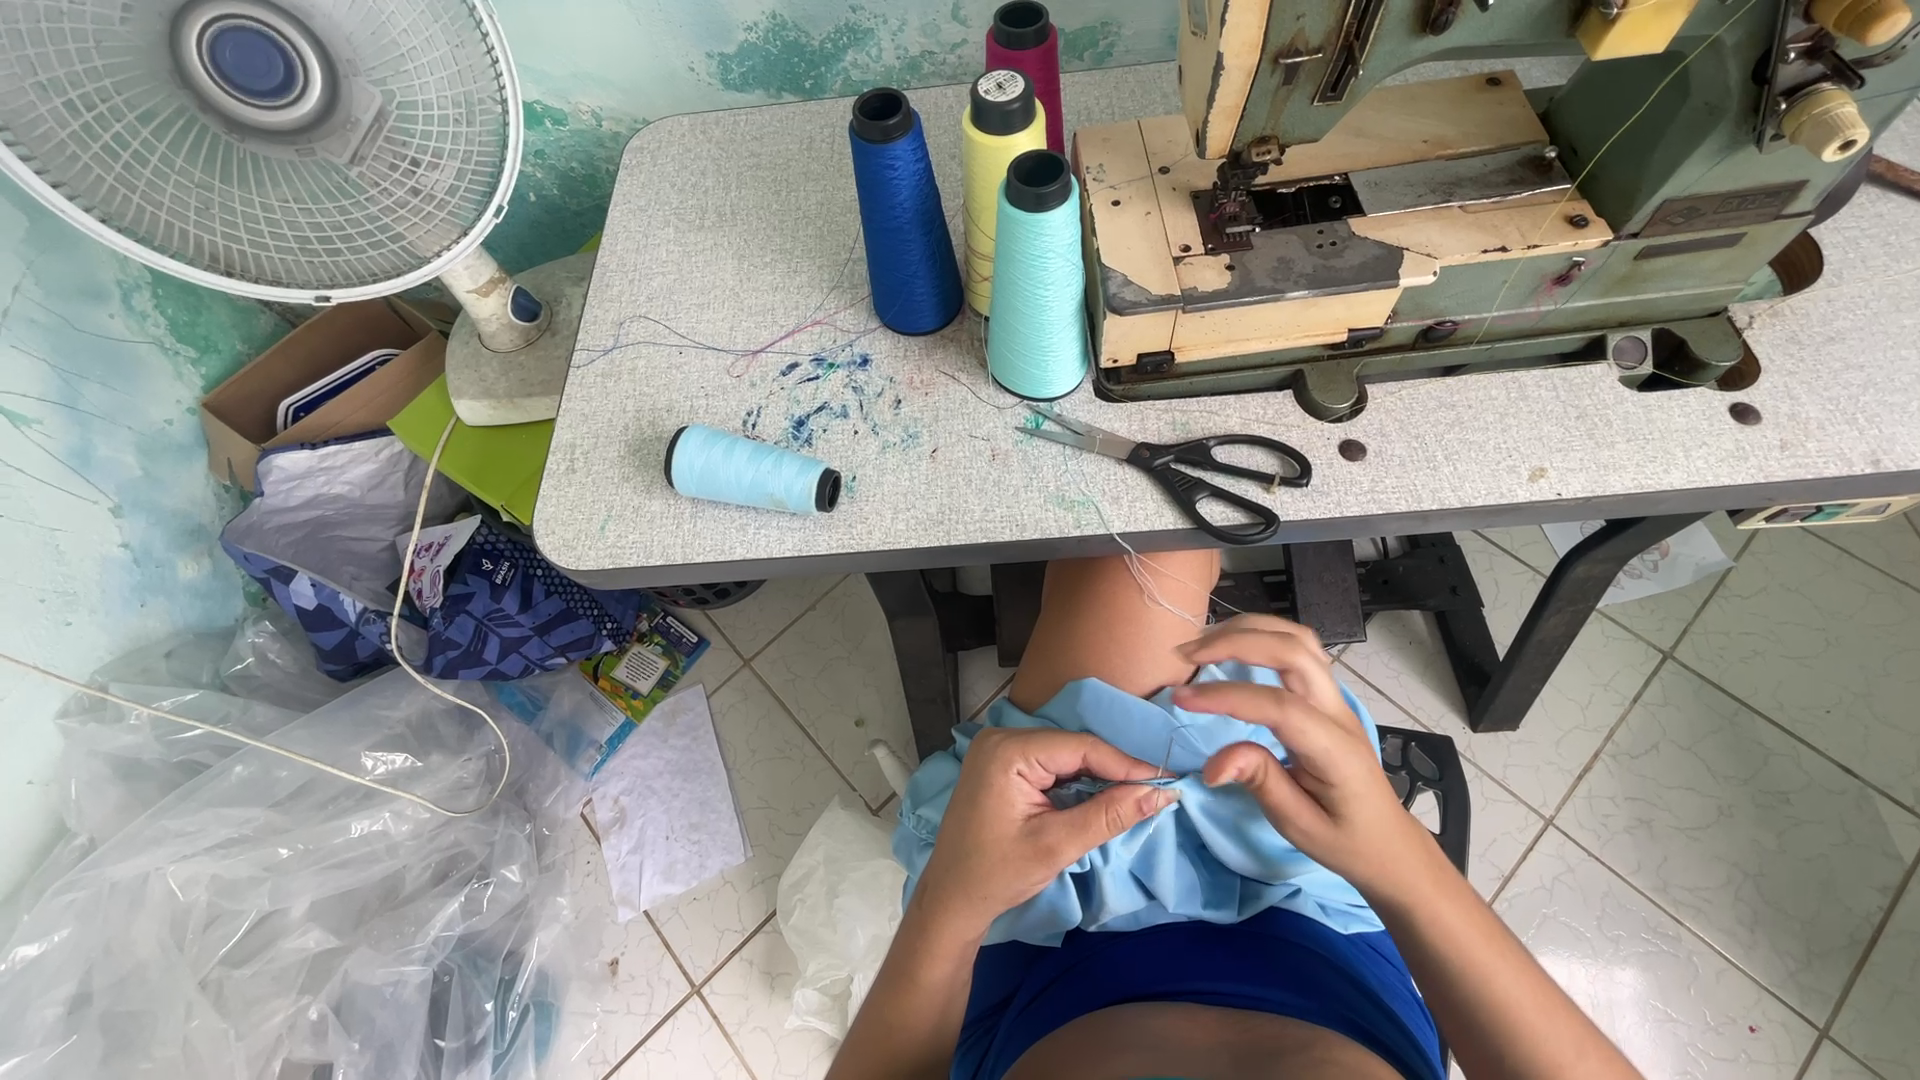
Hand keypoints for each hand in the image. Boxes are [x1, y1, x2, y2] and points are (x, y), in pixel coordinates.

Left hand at [914, 727, 1177, 938]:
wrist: (951, 898)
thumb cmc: (998, 873)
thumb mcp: (1058, 845)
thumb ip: (1109, 814)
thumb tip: (1161, 793)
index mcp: (1009, 750)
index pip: (1081, 747)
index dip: (1126, 764)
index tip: (1167, 781)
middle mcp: (1001, 738)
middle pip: (1073, 747)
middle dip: (1114, 769)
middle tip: (1157, 789)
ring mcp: (999, 750)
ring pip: (1064, 755)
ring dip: (1098, 775)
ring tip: (1138, 793)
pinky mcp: (1002, 765)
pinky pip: (1050, 765)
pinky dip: (1076, 780)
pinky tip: (1102, 795)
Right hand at [1170, 615, 1434, 896]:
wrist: (1387, 842)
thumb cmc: (1342, 838)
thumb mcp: (1299, 826)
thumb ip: (1261, 783)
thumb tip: (1213, 762)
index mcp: (1334, 749)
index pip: (1280, 706)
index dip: (1227, 697)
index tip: (1181, 699)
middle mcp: (1338, 712)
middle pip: (1293, 651)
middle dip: (1234, 643)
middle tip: (1185, 655)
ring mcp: (1335, 697)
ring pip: (1298, 637)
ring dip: (1247, 629)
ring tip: (1202, 642)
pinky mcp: (1326, 693)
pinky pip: (1299, 645)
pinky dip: (1262, 633)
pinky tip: (1232, 644)